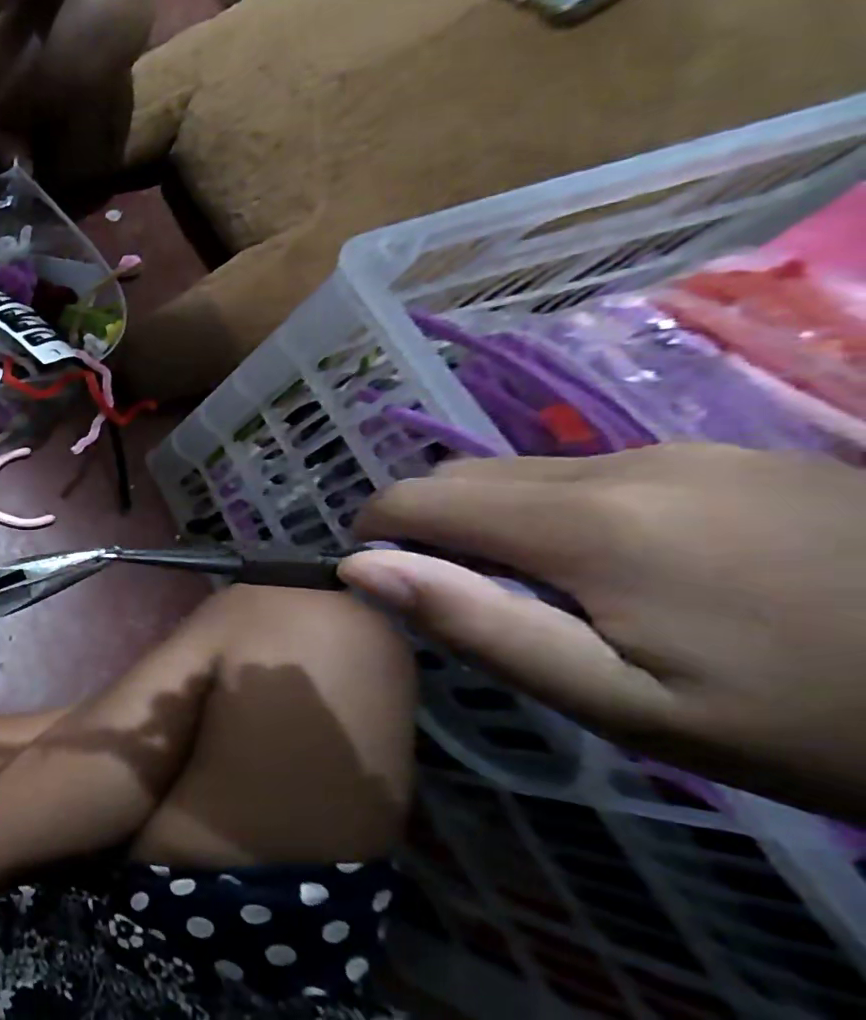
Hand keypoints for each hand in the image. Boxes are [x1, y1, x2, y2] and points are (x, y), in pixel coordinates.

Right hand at [338, 445, 865, 821]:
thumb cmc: (810, 720)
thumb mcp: (625, 704)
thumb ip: (480, 626)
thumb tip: (360, 568)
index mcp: (584, 522)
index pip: (414, 497)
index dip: (376, 535)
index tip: (392, 588)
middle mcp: (618, 462)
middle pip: (461, 475)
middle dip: (432, 528)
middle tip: (477, 604)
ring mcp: (682, 451)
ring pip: (522, 470)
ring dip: (496, 519)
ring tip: (555, 593)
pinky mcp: (730, 456)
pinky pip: (590, 471)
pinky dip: (558, 510)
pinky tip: (629, 569)